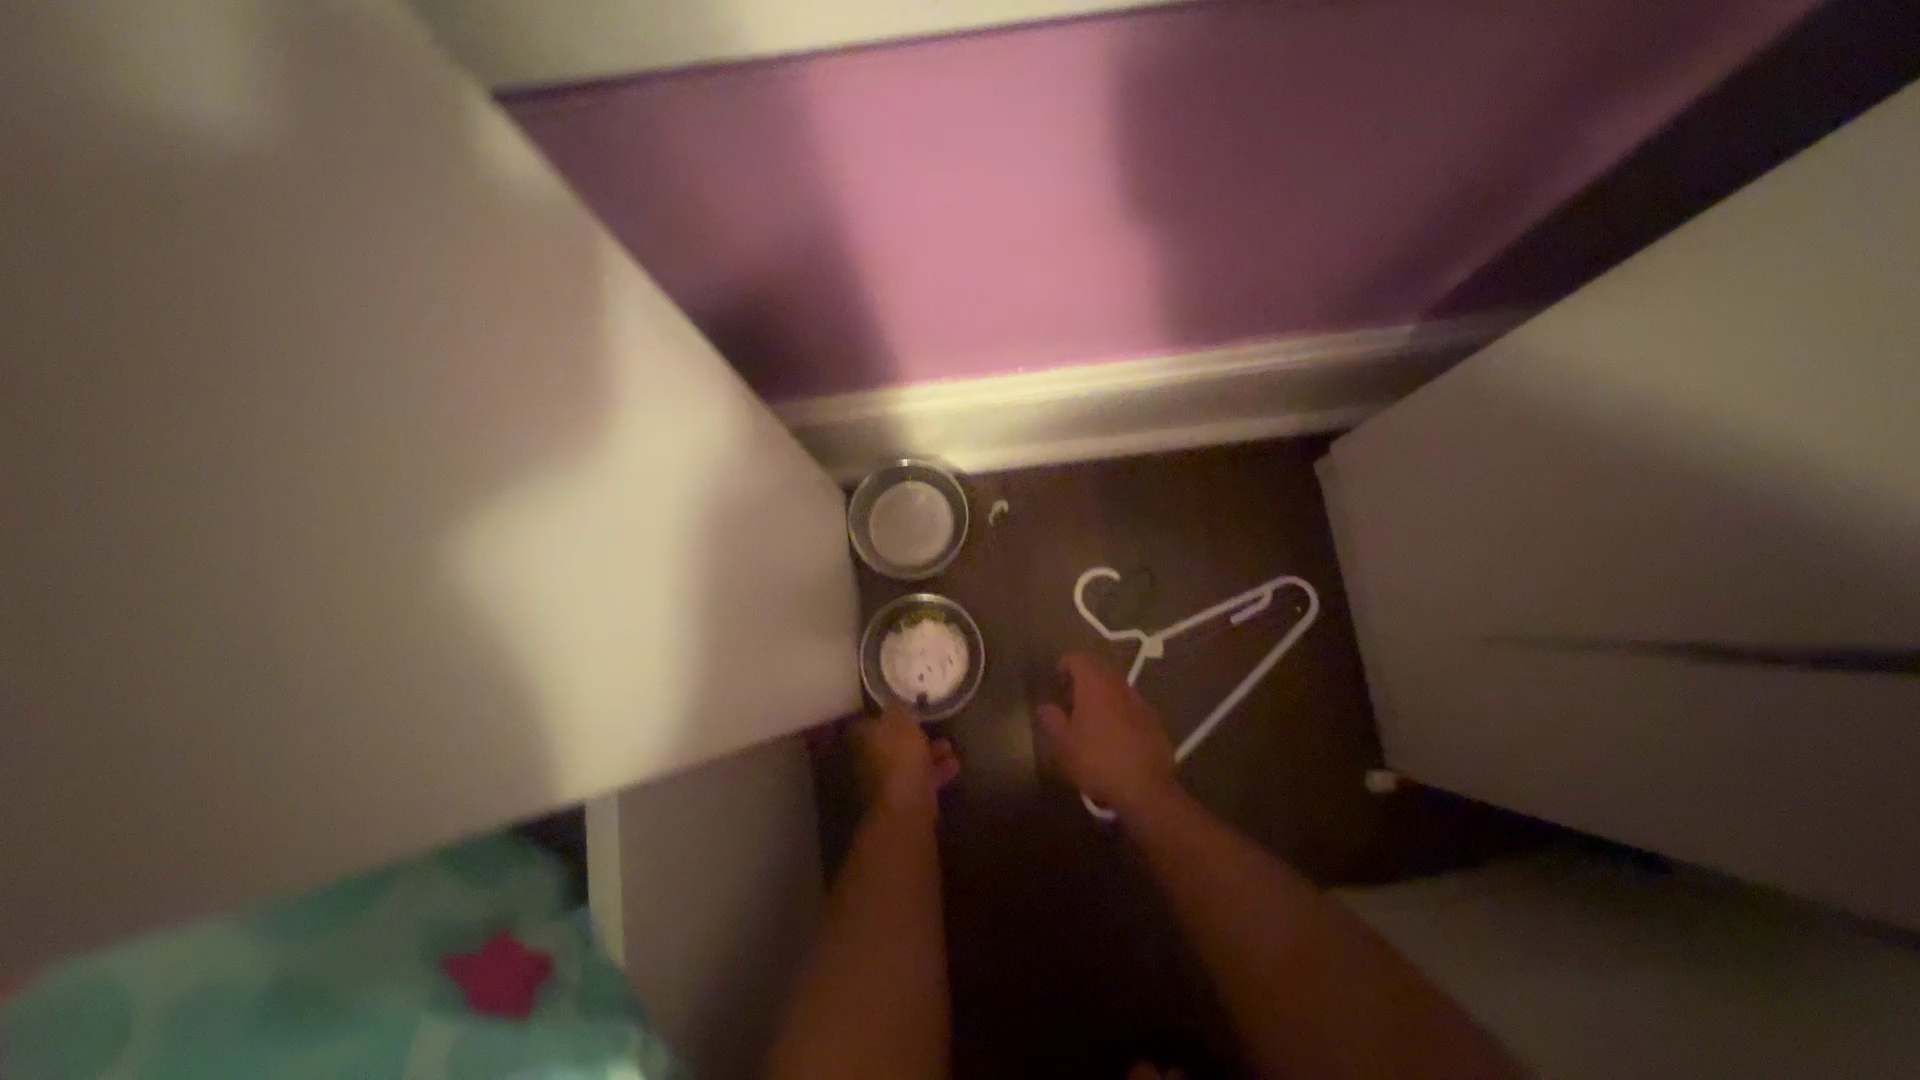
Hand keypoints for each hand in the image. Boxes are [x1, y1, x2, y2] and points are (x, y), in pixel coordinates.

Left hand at [856, 706, 960, 812]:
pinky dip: (935, 772)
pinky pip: (919, 780)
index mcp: (863, 740)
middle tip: (932, 728)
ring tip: (950, 747)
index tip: (905, 711)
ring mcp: (885, 782)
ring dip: (928, 754)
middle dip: (913, 737)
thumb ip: (897, 709)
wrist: (906, 806)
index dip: (886, 716)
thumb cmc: (900, 756)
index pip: (869, 722)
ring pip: (907, 763)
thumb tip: (892, 702)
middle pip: (891, 745)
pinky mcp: (902, 799)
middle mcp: (868, 760)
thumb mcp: (901, 721)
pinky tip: (954, 766)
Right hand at [1037, 653, 1179, 814]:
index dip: (1065, 664)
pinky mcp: (1154, 720)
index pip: (1079, 659)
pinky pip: (1131, 704)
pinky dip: (1119, 708)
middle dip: (1084, 676)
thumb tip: (1045, 706)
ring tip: (1090, 713)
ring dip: (1103, 692)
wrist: (1145, 788)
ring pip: (1118, 686)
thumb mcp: (1063, 745)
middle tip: (1070, 694)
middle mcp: (1119, 687)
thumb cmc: (1097, 761)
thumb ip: (1051, 720)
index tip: (1056, 678)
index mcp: (1095, 686)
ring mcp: (1140, 703)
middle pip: (1100, 669)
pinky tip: (1113, 731)